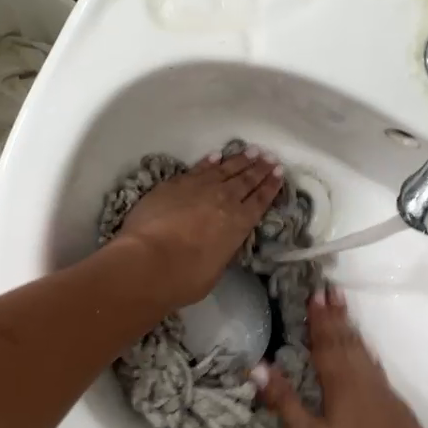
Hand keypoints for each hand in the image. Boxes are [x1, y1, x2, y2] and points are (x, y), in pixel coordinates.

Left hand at [113, 148, 283, 311]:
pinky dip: (209, 161)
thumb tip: (220, 243)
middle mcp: (224, 200)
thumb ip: (221, 251)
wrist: (149, 260)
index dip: (270, 186)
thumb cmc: (185, 277)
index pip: (260, 201)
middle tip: (270, 157)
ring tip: (252, 151)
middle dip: (259, 168)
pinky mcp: (175, 184)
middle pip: (245, 180)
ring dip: (239, 159)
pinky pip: (198, 168)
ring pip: (225, 169)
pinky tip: (217, 156)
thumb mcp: (215, 269)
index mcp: (239, 224)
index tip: (279, 173)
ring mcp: (199, 188)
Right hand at [257, 287, 427, 427]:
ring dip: (351, 330)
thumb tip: (258, 365)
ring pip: (364, 352)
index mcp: (341, 383)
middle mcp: (364, 379)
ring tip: (344, 312)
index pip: (326, 343)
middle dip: (336, 316)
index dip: (319, 319)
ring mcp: (384, 391)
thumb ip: (285, 402)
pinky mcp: (396, 406)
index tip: (314, 294)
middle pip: (347, 340)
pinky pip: (375, 366)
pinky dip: (366, 351)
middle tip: (330, 290)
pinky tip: (366, 354)